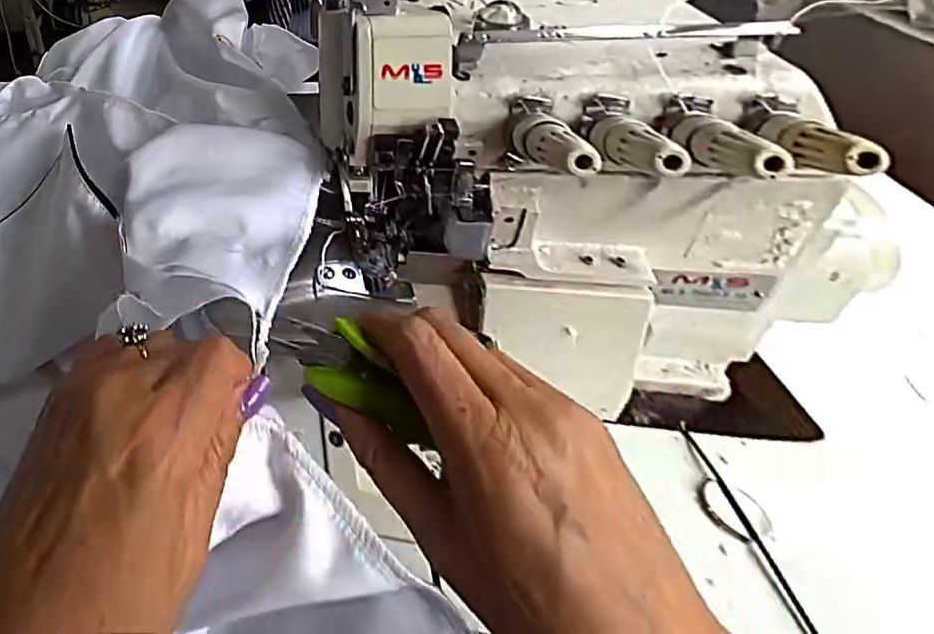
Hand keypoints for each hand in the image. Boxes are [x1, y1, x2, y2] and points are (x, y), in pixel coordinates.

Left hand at [0, 330, 255, 633]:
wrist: (26, 616)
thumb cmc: (109, 599)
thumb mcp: (191, 533)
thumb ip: (218, 448)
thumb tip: (236, 399)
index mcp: (164, 432)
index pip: (217, 353)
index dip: (234, 376)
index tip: (233, 398)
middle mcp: (121, 395)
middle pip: (184, 345)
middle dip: (201, 378)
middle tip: (197, 424)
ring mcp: (83, 389)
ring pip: (148, 344)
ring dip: (163, 372)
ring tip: (157, 424)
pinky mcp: (57, 395)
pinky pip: (108, 352)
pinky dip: (126, 369)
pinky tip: (126, 411)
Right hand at [324, 308, 722, 633]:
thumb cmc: (550, 609)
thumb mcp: (442, 536)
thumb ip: (384, 459)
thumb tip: (349, 412)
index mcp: (489, 440)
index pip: (418, 341)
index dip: (375, 329)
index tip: (353, 338)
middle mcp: (532, 409)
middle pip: (445, 328)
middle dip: (399, 335)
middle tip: (372, 367)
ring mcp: (564, 408)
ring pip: (479, 345)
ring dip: (437, 355)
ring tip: (418, 402)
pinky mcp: (583, 417)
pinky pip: (514, 371)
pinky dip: (476, 376)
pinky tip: (467, 419)